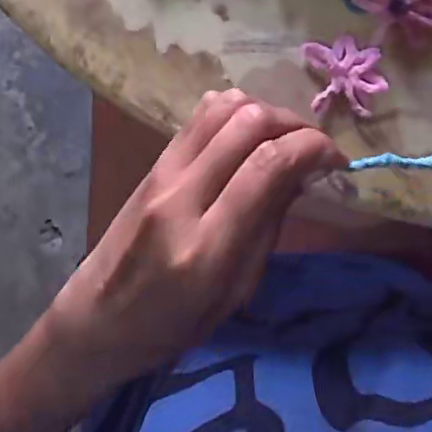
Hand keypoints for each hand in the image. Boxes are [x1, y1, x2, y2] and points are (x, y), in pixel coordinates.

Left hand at [38, 91, 344, 390]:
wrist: (95, 319)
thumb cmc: (173, 325)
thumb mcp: (235, 293)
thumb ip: (269, 226)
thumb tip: (301, 170)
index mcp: (205, 247)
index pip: (266, 166)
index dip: (311, 148)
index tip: (335, 157)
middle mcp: (181, 197)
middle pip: (247, 123)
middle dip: (293, 123)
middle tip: (314, 145)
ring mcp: (162, 172)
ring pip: (223, 107)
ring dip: (265, 110)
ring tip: (283, 136)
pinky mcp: (154, 160)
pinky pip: (200, 114)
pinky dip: (235, 109)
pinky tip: (249, 131)